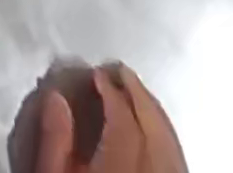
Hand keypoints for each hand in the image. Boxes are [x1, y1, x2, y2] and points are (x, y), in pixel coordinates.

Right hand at [35, 66, 185, 172]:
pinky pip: (179, 167)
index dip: (112, 95)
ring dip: (157, 117)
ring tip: (137, 92)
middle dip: (140, 99)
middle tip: (121, 70)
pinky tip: (154, 129)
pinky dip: (168, 141)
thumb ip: (53, 142)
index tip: (97, 73)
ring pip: (174, 153)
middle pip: (156, 137)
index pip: (124, 127)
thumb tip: (57, 97)